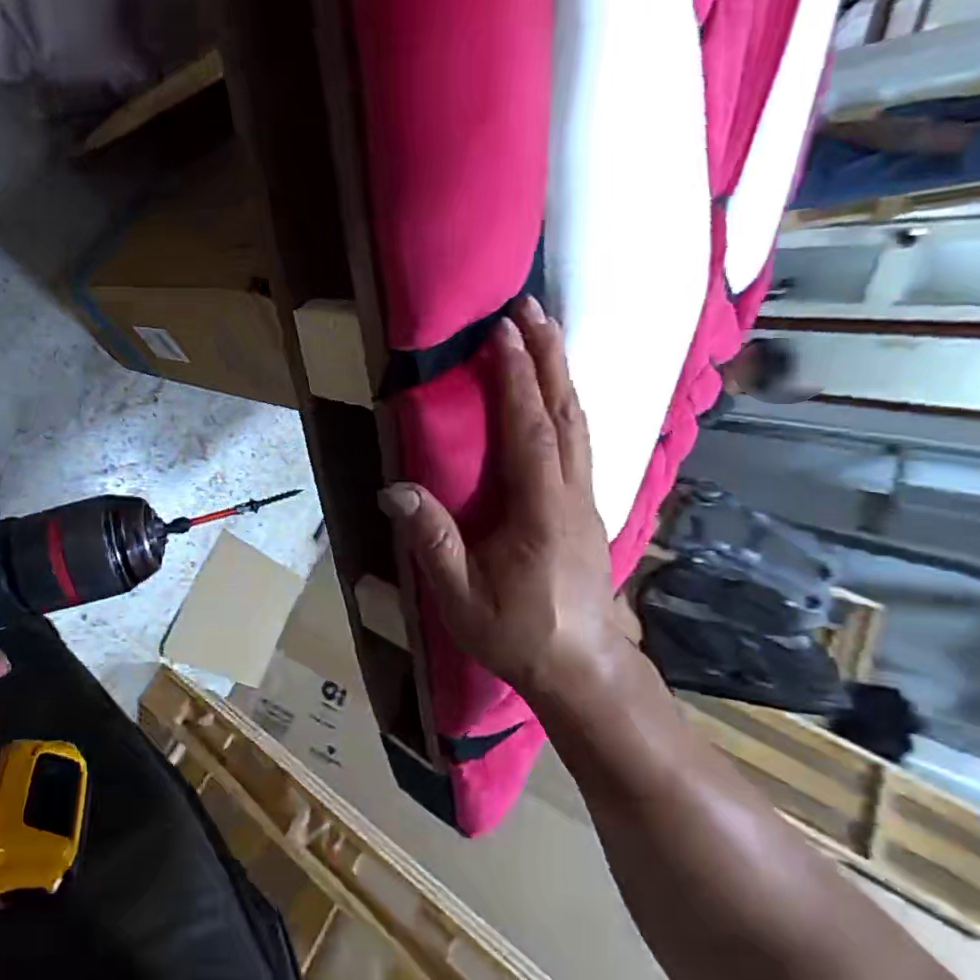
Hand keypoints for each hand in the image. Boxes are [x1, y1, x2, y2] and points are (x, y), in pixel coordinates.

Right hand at [378, 300, 625, 698]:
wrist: (583, 671)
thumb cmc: (518, 635)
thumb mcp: (462, 597)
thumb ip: (432, 541)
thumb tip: (395, 489)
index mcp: (541, 511)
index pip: (530, 432)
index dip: (516, 379)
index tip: (503, 333)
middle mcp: (571, 495)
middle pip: (566, 413)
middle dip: (548, 356)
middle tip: (532, 308)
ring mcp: (585, 500)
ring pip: (580, 424)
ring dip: (560, 374)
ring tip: (545, 333)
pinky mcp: (585, 508)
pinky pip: (580, 442)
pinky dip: (566, 404)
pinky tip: (554, 394)